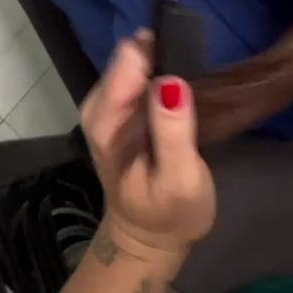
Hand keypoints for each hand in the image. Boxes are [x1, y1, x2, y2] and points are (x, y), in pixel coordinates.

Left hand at [80, 35, 215, 262]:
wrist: (148, 240)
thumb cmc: (169, 212)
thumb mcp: (180, 179)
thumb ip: (173, 131)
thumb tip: (171, 80)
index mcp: (106, 119)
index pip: (128, 58)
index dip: (160, 51)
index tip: (189, 60)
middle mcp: (98, 106)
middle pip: (131, 55)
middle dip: (163, 57)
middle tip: (194, 78)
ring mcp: (105, 106)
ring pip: (135, 62)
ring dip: (163, 66)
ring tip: (190, 86)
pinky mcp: (118, 110)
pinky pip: (138, 75)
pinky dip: (159, 77)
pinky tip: (177, 93)